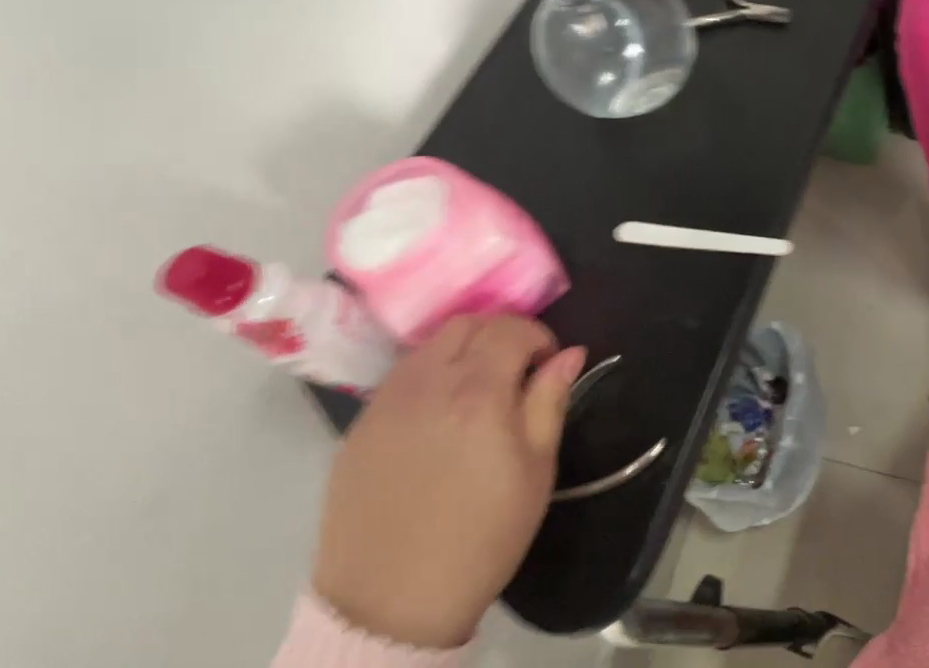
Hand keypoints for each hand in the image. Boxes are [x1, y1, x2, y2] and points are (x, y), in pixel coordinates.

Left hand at [311, 315, 585, 648]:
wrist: (390, 603)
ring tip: (477, 395)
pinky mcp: (359, 426)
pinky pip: (400, 377)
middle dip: (500, 335)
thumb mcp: (536, 470)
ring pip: (429, 345)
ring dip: (462, 352)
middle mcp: (426, 382)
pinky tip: (439, 419)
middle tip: (517, 374)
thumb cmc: (482, 537)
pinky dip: (429, 376)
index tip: (548, 366)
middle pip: (467, 324)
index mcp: (477, 392)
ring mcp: (385, 402)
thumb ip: (550, 402)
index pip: (510, 328)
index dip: (538, 337)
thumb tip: (569, 354)